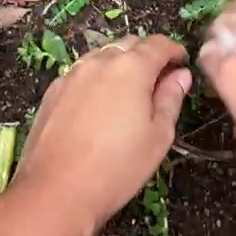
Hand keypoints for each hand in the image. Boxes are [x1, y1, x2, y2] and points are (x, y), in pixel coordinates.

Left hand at [11, 35, 191, 233]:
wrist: (55, 192)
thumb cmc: (117, 167)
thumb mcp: (158, 136)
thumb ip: (171, 99)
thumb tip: (180, 75)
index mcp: (131, 67)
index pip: (158, 44)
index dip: (174, 51)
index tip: (182, 63)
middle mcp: (100, 62)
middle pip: (130, 44)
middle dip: (148, 54)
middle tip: (159, 80)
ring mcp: (72, 75)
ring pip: (103, 55)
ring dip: (121, 63)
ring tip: (129, 92)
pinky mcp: (53, 92)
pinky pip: (82, 73)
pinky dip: (98, 78)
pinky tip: (100, 104)